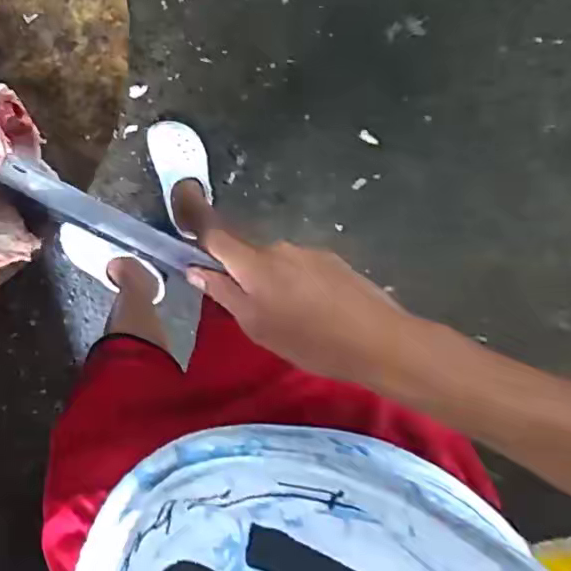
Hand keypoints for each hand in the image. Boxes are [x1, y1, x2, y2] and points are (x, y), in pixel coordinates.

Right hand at [187, 226, 439, 385]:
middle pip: (247, 252)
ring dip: (274, 281)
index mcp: (253, 263)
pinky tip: (317, 312)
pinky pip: (302, 268)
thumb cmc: (310, 340)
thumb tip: (195, 269)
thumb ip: (222, 293)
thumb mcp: (255, 325)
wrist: (386, 344)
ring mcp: (310, 252)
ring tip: (292, 317)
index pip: (214, 233)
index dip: (196, 226)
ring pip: (276, 262)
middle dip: (242, 272)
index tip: (184, 226)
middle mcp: (279, 247)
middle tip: (252, 307)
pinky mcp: (335, 262)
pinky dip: (299, 284)